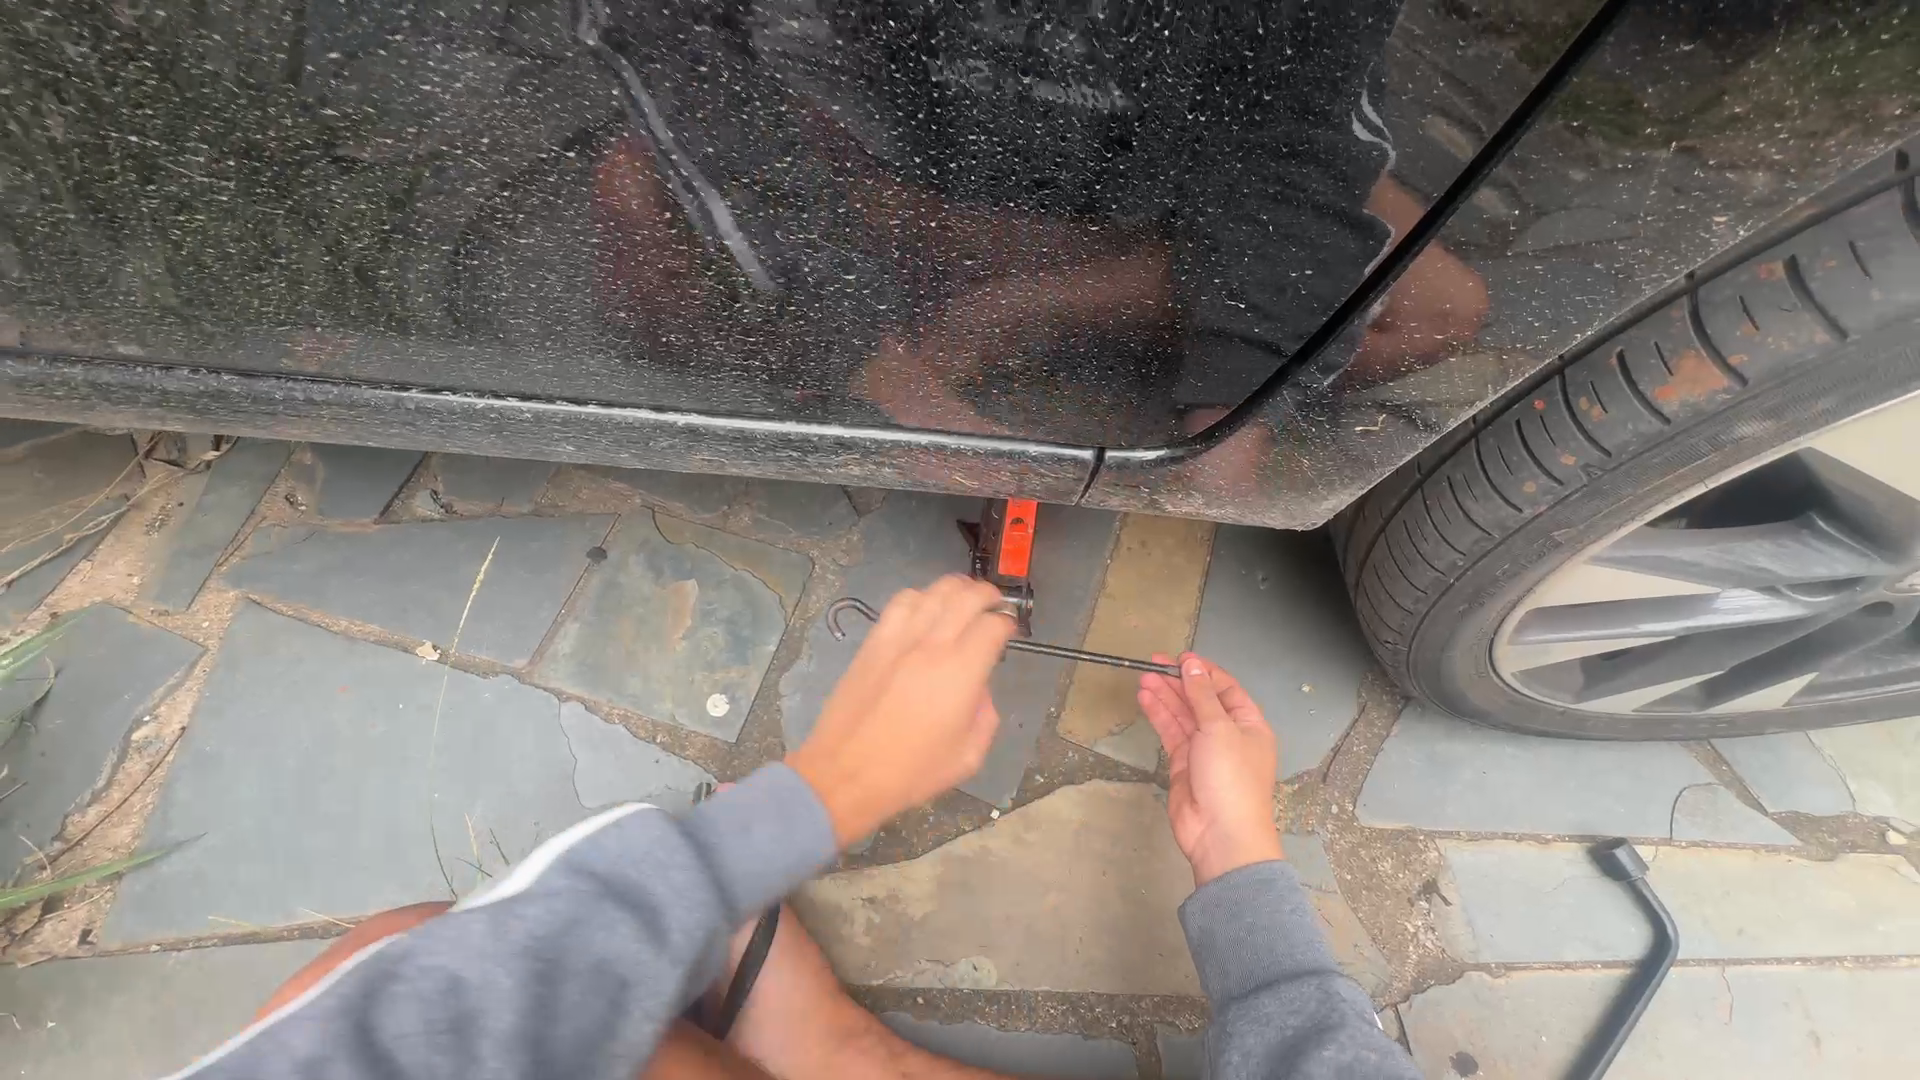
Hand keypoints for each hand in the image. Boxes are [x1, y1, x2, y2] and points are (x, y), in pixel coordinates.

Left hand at [787, 576, 1016, 846]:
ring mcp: (898, 639)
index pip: (992, 626)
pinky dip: (920, 597)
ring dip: (955, 589)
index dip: (1007, 623)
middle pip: (966, 597)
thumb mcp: (968, 756)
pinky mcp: (873, 642)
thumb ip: (986, 715)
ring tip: (964, 598)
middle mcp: (931, 645)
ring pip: (933, 592)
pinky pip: (900, 603)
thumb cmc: (910, 772)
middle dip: (987, 595)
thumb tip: (979, 689)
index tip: (1010, 630)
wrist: (845, 773)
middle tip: (994, 604)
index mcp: (961, 673)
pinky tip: (925, 608)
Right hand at [1137, 652, 1282, 886]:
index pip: (1225, 689)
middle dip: (1179, 682)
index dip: (1203, 672)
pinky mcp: (1183, 763)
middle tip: (1153, 664)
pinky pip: (1171, 732)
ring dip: (1165, 696)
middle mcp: (1228, 734)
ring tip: (1144, 678)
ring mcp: (1204, 749)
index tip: (1180, 658)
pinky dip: (1158, 715)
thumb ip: (1201, 695)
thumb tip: (1191, 665)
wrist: (1220, 833)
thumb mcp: (1219, 729)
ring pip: (1183, 714)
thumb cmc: (1230, 777)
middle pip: (1201, 700)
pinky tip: (1145, 699)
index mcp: (1249, 724)